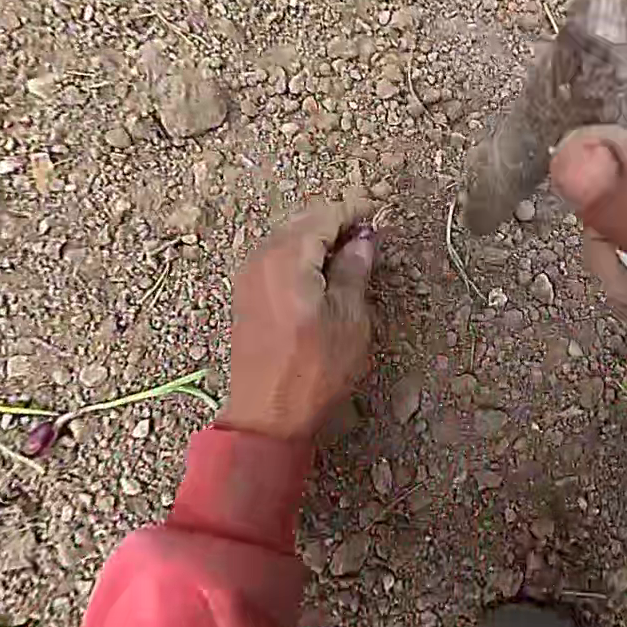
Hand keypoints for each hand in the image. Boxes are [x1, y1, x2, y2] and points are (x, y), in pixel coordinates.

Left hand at [221, 202, 378, 440]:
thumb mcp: (350, 316)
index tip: (378, 213)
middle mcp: (262, 261)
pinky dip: (303, 253)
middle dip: (336, 222)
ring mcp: (249, 277)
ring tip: (353, 251)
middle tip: (370, 233)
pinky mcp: (248, 294)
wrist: (269, 414)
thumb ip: (355, 269)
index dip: (354, 212)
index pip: (323, 217)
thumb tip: (363, 239)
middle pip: (302, 222)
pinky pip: (277, 255)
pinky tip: (325, 270)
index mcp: (287, 260)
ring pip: (289, 237)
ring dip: (320, 237)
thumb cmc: (317, 367)